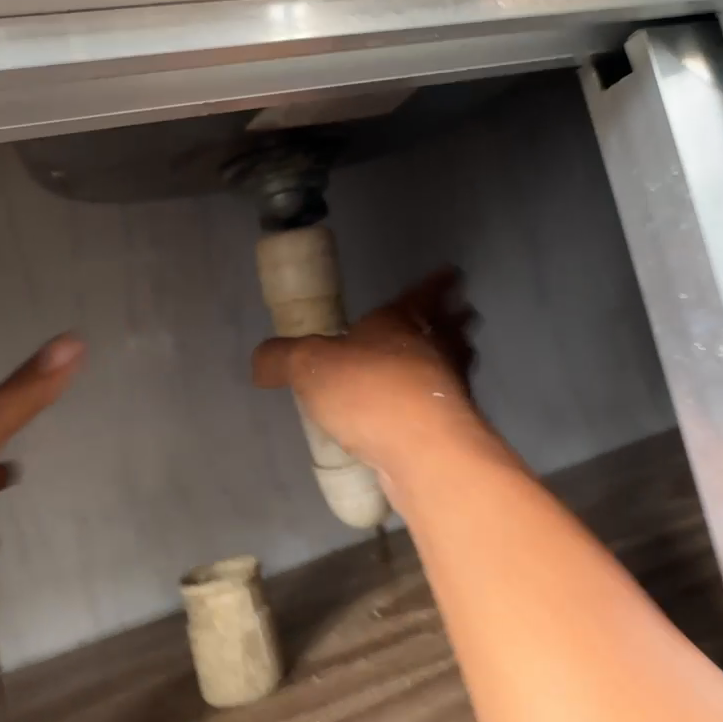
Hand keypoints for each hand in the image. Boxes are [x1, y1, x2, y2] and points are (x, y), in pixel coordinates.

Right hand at [252, 269, 505, 483]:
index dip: (435, 283)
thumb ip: (281, 360)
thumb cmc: (368, 390)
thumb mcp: (308, 367)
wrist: (420, 448)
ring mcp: (448, 388)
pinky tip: (427, 412)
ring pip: (456, 362)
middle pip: (448, 327)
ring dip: (456, 356)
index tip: (453, 273)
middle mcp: (431, 348)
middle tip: (462, 313)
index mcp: (400, 321)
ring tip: (451, 357)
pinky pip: (447, 402)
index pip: (421, 293)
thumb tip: (259, 362)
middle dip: (453, 319)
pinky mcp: (453, 426)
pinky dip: (442, 399)